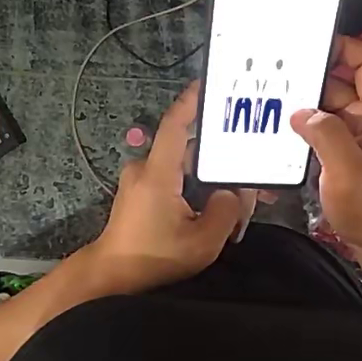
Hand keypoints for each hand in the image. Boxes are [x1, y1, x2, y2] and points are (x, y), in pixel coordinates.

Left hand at [82, 83, 242, 293]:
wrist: (111, 276)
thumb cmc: (154, 257)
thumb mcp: (202, 241)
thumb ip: (226, 211)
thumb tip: (232, 194)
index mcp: (157, 173)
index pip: (175, 125)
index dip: (192, 101)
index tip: (210, 85)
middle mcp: (145, 169)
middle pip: (187, 150)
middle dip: (219, 156)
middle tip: (249, 161)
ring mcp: (139, 181)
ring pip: (181, 169)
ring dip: (207, 177)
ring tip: (239, 191)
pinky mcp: (139, 195)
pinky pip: (171, 181)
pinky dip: (193, 187)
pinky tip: (214, 203)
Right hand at [290, 36, 361, 282]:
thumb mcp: (350, 174)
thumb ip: (328, 137)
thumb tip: (303, 112)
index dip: (346, 48)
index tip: (310, 47)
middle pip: (345, 80)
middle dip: (314, 74)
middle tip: (278, 73)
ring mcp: (358, 133)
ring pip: (330, 102)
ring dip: (305, 99)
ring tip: (272, 96)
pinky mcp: (345, 148)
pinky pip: (323, 123)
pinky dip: (304, 120)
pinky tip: (281, 123)